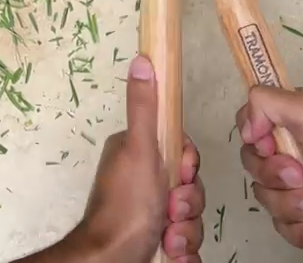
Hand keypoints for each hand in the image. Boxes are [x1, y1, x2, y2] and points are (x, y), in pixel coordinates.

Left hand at [57, 55, 204, 262]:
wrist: (112, 262)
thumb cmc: (127, 204)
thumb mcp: (139, 148)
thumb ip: (145, 107)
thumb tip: (142, 59)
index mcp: (136, 152)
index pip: (181, 148)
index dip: (188, 164)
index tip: (180, 174)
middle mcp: (143, 179)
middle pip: (189, 184)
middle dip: (188, 203)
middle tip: (172, 211)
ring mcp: (150, 212)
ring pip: (191, 215)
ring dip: (186, 231)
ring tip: (168, 239)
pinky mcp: (158, 241)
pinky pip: (186, 244)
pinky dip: (184, 253)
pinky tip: (172, 255)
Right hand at [236, 86, 302, 255]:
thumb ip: (268, 101)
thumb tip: (246, 129)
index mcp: (287, 119)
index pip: (247, 123)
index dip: (253, 137)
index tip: (270, 145)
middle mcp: (287, 149)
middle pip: (252, 163)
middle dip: (276, 177)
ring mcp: (293, 186)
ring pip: (265, 198)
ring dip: (293, 206)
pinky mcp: (302, 217)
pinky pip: (281, 226)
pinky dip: (301, 230)